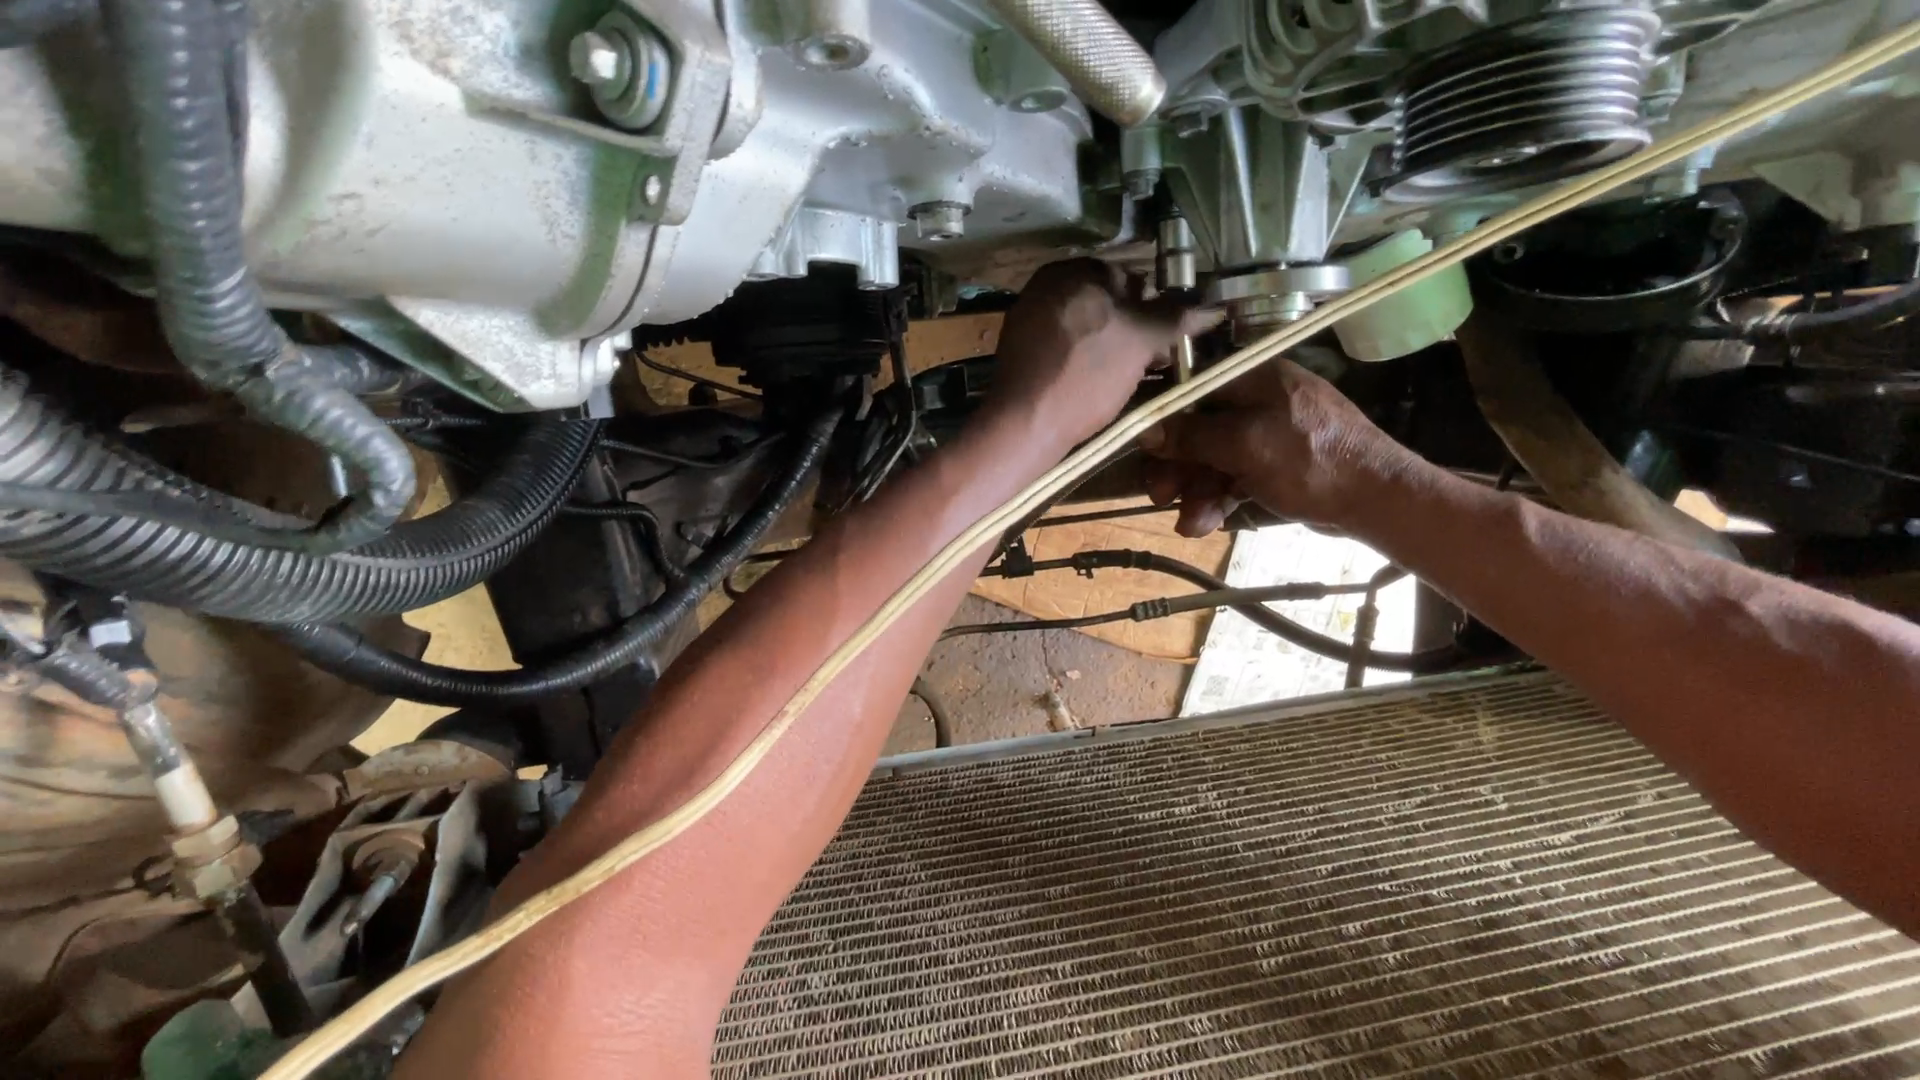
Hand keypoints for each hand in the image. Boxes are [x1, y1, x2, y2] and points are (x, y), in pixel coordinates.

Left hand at [980, 259, 1214, 452]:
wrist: (1024, 424)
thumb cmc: (1085, 375)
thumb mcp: (1140, 340)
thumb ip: (1175, 317)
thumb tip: (1213, 304)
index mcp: (1071, 271)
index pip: (1129, 278)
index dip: (1155, 308)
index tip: (1169, 341)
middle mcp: (1047, 289)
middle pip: (1108, 304)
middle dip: (1135, 330)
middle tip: (1153, 363)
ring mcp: (1031, 322)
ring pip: (1089, 329)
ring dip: (1114, 350)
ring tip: (1131, 379)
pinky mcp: (1024, 355)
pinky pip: (1066, 350)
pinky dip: (1086, 363)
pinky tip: (1097, 388)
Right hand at [1138, 358, 1421, 535]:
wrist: (1375, 499)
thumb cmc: (1310, 460)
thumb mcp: (1245, 445)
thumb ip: (1193, 436)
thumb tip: (1146, 431)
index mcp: (1253, 379)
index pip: (1192, 388)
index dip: (1164, 419)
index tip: (1144, 449)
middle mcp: (1257, 400)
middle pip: (1198, 429)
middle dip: (1178, 467)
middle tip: (1160, 496)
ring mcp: (1267, 434)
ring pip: (1213, 459)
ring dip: (1196, 492)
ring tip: (1189, 523)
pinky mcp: (1274, 465)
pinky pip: (1234, 477)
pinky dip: (1218, 499)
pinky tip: (1205, 524)